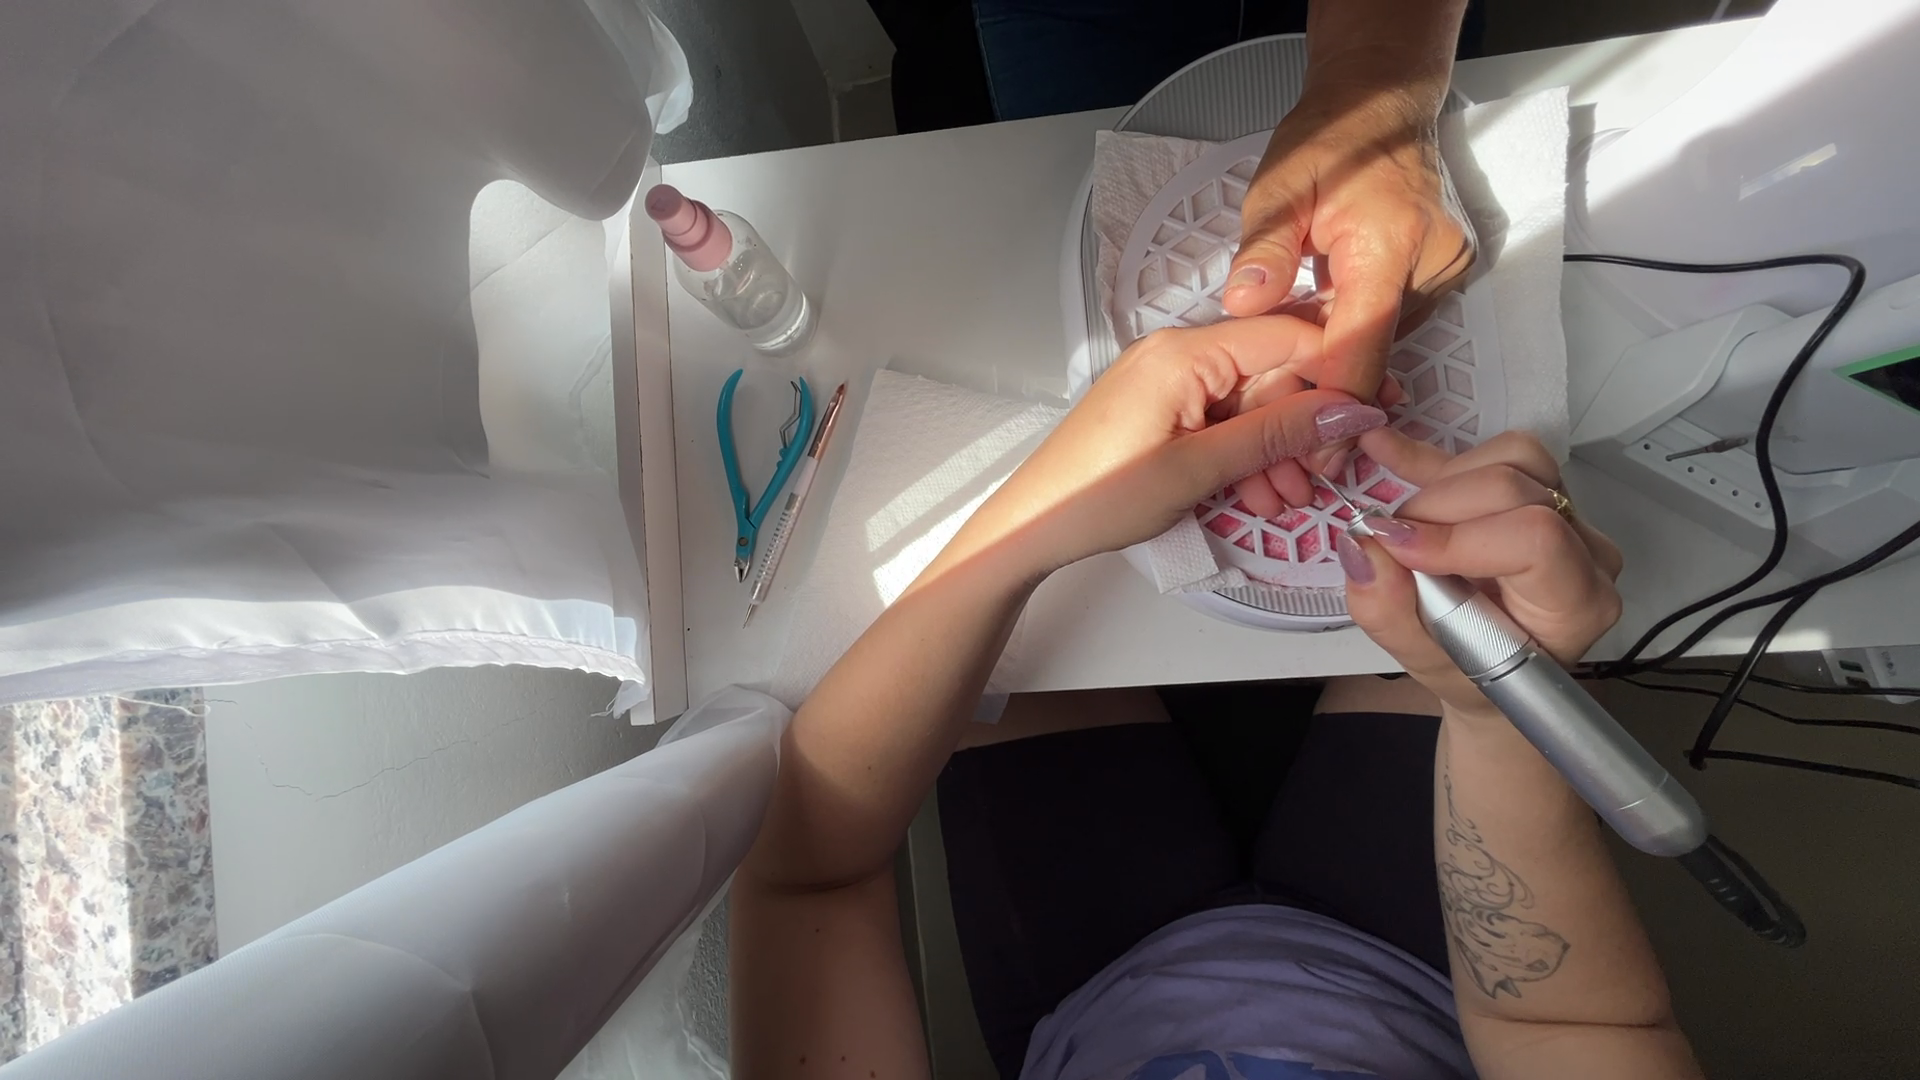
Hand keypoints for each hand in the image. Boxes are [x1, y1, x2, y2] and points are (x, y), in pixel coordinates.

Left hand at [956, 317, 1388, 578]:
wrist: (1031, 526)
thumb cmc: (1099, 498)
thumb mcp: (1197, 469)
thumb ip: (1276, 434)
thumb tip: (1354, 408)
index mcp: (1183, 352)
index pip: (1288, 338)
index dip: (1337, 378)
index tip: (1370, 422)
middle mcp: (1173, 354)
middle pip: (1268, 374)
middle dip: (1300, 429)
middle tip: (1324, 481)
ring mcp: (1162, 382)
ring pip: (1243, 405)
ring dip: (1271, 451)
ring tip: (1286, 500)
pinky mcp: (1154, 410)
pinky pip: (1213, 420)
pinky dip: (1237, 454)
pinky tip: (1254, 494)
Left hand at [1223, 83, 1473, 472]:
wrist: (1378, 108)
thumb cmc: (1323, 146)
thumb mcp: (1278, 191)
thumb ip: (1264, 251)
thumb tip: (1243, 303)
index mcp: (1387, 245)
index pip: (1360, 342)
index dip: (1332, 403)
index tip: (1314, 455)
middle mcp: (1428, 266)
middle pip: (1370, 352)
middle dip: (1325, 394)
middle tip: (1286, 441)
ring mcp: (1439, 273)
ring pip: (1378, 344)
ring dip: (1336, 370)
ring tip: (1291, 404)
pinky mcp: (1435, 278)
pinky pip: (1386, 327)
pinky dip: (1351, 344)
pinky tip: (1316, 356)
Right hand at [1337, 429, 1623, 719]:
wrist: (1492, 671)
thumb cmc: (1466, 673)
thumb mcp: (1418, 661)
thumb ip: (1387, 611)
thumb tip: (1361, 546)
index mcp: (1573, 602)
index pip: (1533, 538)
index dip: (1454, 536)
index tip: (1394, 550)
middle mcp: (1585, 551)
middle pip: (1516, 486)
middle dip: (1433, 507)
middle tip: (1389, 541)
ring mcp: (1568, 516)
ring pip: (1513, 458)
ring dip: (1440, 482)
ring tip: (1404, 521)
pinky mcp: (1532, 493)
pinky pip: (1489, 454)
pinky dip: (1429, 455)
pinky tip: (1381, 448)